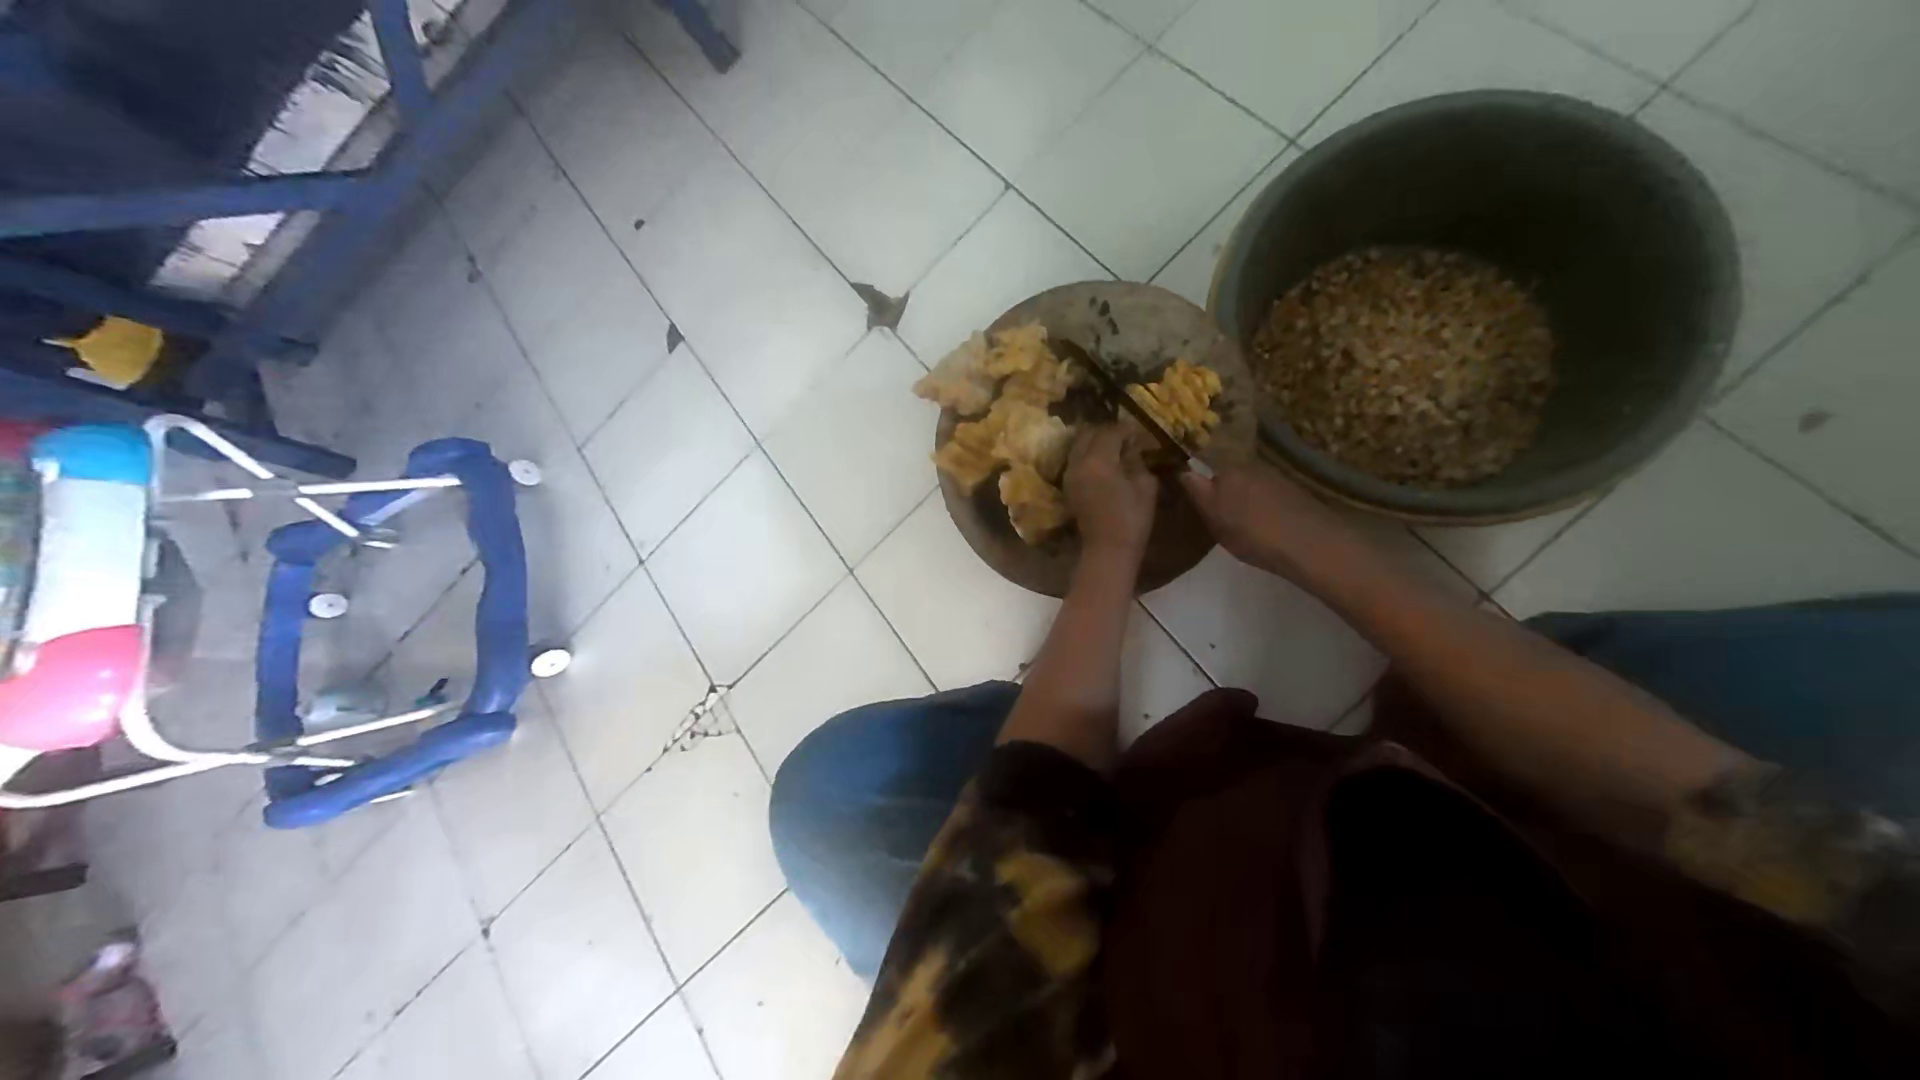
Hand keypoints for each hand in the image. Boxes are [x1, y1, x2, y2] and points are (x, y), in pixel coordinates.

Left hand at [1065, 425, 1158, 561]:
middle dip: (1107, 431)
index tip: (1139, 433)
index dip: (1126, 429)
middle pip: (1088, 434)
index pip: (1110, 432)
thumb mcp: (1145, 485)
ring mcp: (1069, 474)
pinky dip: (1088, 454)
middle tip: (1125, 437)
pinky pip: (1075, 460)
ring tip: (1114, 447)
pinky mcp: (1067, 486)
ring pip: (1078, 446)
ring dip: (1095, 441)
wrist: (1108, 548)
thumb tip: (1132, 448)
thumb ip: (1137, 461)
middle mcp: (1078, 462)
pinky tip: (1103, 462)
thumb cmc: (1132, 518)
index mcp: (1098, 460)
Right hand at [1178, 459, 1347, 577]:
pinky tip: (1266, 526)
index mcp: (1227, 470)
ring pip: (1250, 488)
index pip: (1204, 473)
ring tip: (1243, 526)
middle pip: (1229, 479)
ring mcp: (1276, 478)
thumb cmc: (1251, 533)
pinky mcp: (1295, 492)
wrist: (1308, 544)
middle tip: (1220, 520)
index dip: (1199, 489)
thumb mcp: (1214, 518)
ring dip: (1245, 501)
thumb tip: (1183, 471)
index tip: (1197, 506)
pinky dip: (1264, 508)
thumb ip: (1197, 492)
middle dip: (1223, 494)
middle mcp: (1251, 467)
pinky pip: (1269, 497)